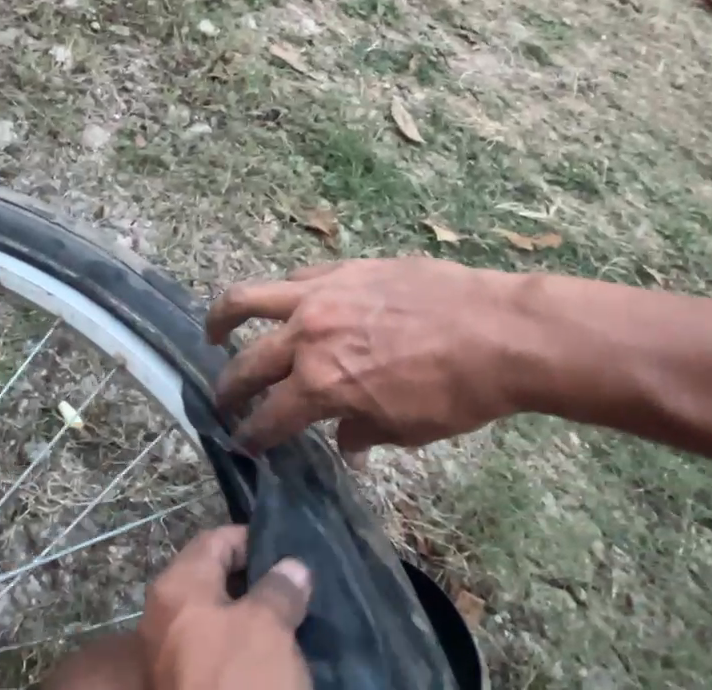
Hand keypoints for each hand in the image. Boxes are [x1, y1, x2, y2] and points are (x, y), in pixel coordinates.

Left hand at [139, 526, 311, 689]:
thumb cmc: (240, 679)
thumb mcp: (268, 627)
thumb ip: (279, 589)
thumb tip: (292, 567)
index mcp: (177, 586)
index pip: (214, 541)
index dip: (251, 540)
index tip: (287, 549)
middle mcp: (165, 613)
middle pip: (213, 580)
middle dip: (255, 581)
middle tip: (296, 586)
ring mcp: (170, 654)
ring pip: (216, 618)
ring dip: (252, 617)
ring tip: (294, 622)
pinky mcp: (184, 685)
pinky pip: (215, 651)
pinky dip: (242, 647)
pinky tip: (275, 657)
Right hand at [205, 257, 535, 451]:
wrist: (498, 332)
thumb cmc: (457, 393)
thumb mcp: (407, 430)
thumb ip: (361, 433)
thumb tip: (344, 441)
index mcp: (319, 385)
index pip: (268, 417)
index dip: (251, 435)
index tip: (242, 443)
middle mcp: (306, 337)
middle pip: (248, 363)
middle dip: (228, 389)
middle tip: (222, 401)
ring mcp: (319, 296)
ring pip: (248, 299)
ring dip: (222, 318)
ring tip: (213, 330)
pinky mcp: (341, 269)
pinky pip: (297, 279)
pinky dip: (283, 296)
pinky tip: (287, 304)